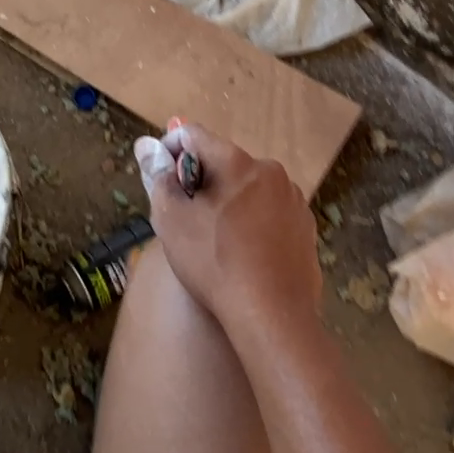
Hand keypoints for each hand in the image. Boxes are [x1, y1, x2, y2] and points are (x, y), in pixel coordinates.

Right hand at [132, 121, 321, 328]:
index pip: (192, 134)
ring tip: (214, 237)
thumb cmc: (214, 262)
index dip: (169, 150)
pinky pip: (268, 210)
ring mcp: (293, 199)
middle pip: (222, 161)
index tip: (161, 179)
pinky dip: (251, 219)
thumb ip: (158, 175)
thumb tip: (147, 145)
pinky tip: (243, 251)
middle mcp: (270, 171)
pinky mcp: (306, 227)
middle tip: (185, 215)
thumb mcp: (171, 219)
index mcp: (236, 162)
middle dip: (199, 179)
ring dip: (227, 198)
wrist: (273, 317)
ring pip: (247, 186)